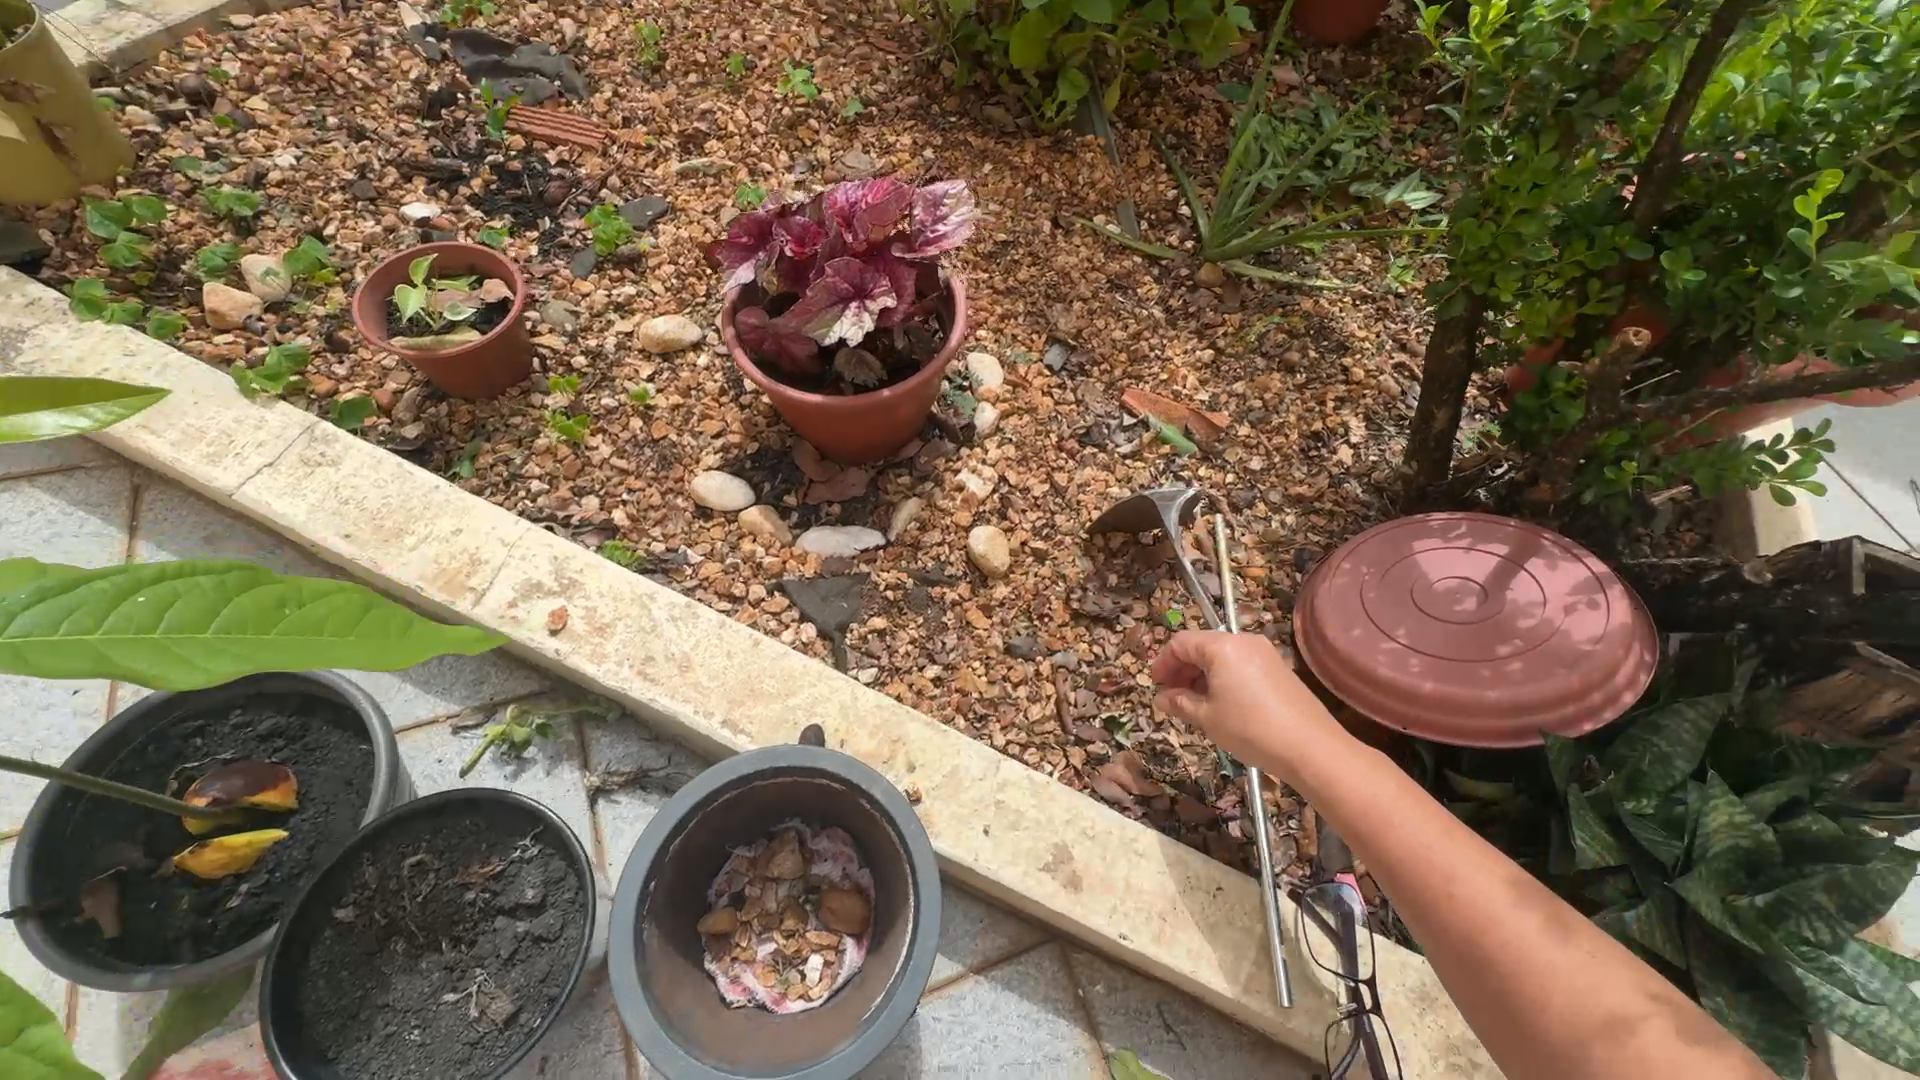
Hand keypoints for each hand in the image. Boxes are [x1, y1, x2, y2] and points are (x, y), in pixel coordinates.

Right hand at [1150, 630, 1352, 780]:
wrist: (1311, 747)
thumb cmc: (1250, 729)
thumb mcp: (1207, 718)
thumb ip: (1180, 702)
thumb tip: (1162, 698)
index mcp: (1221, 647)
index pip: (1180, 643)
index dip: (1163, 663)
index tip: (1156, 685)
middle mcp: (1243, 641)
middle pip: (1201, 646)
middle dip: (1182, 669)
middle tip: (1172, 696)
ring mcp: (1264, 653)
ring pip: (1222, 656)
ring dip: (1202, 675)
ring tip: (1195, 704)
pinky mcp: (1278, 668)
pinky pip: (1240, 665)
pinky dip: (1224, 678)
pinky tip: (1222, 704)